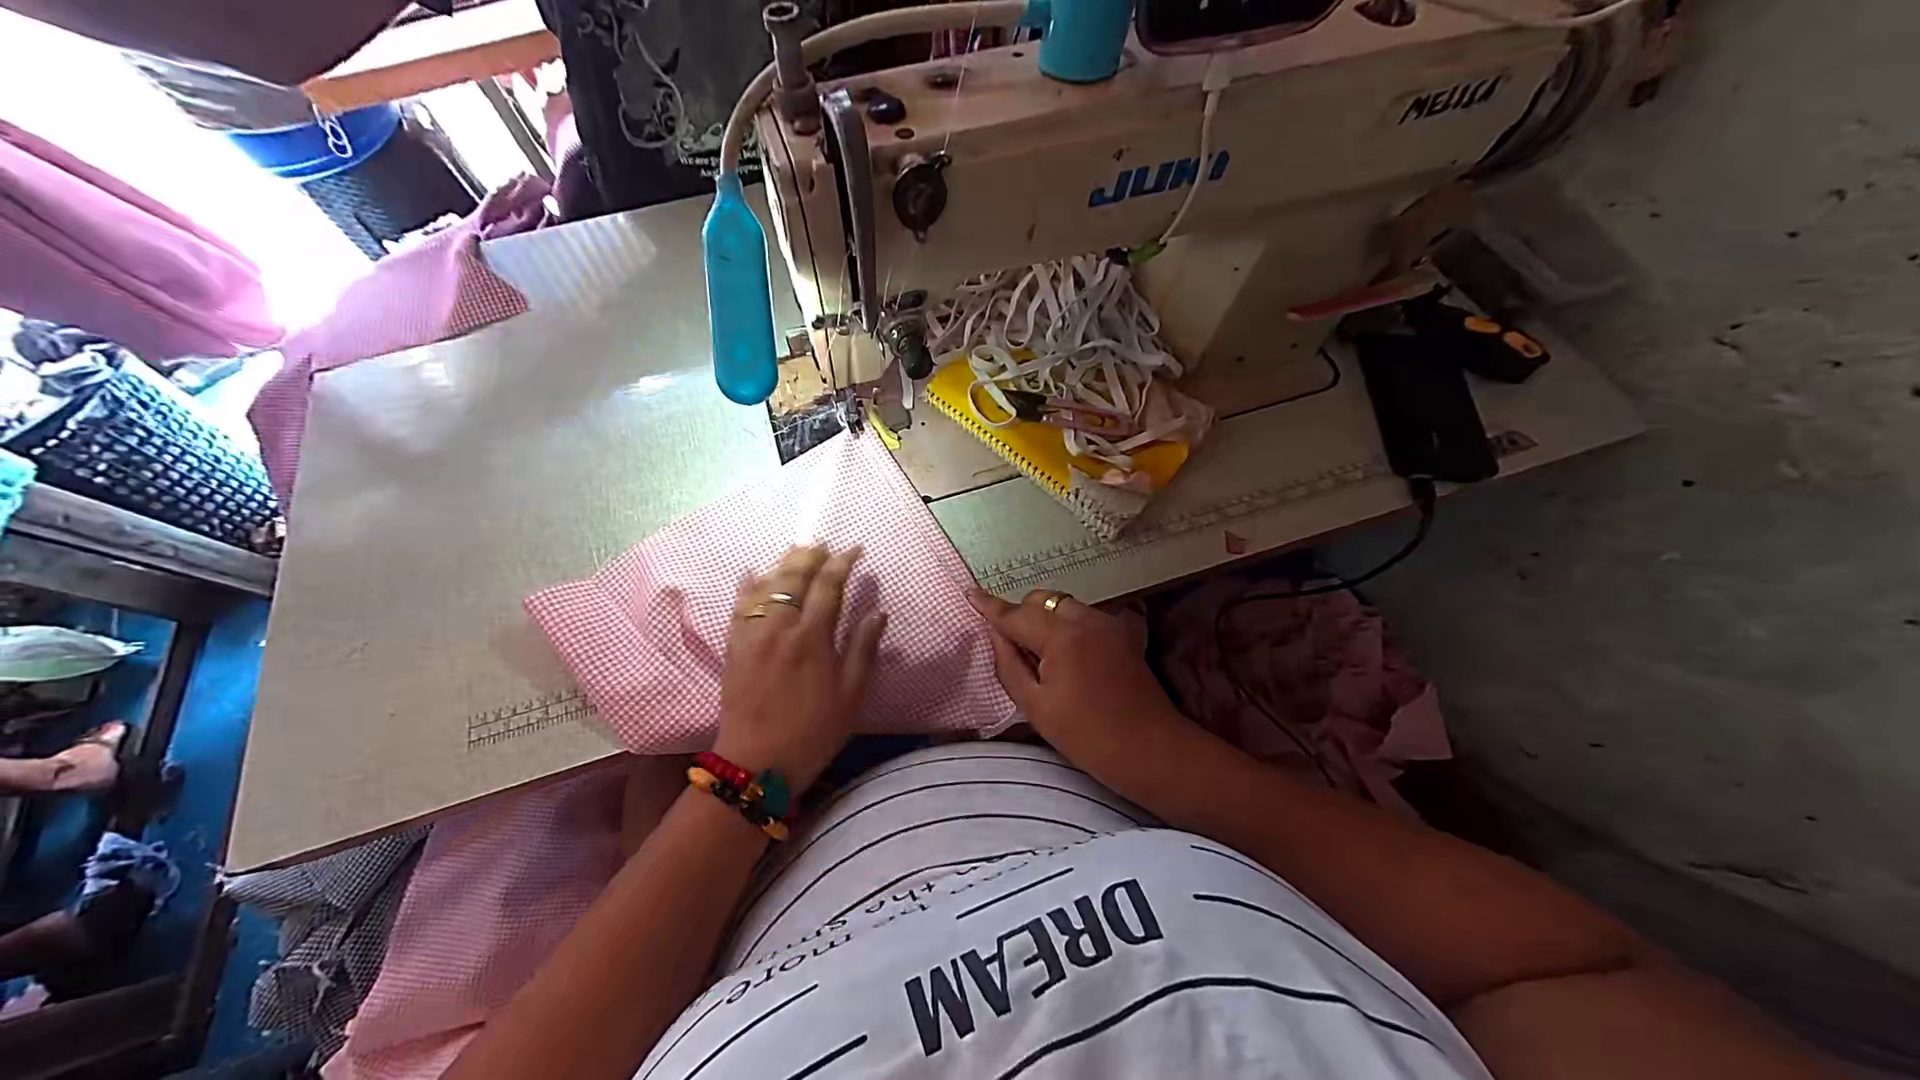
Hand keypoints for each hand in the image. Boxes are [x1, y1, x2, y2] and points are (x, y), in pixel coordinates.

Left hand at [715, 545, 886, 792]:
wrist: (757, 762)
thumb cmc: (814, 731)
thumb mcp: (851, 694)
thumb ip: (863, 649)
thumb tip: (877, 612)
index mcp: (813, 637)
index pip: (829, 585)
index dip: (843, 563)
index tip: (855, 550)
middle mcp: (780, 627)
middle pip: (795, 578)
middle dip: (811, 555)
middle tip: (823, 544)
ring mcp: (752, 635)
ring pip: (766, 586)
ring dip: (783, 564)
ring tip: (796, 551)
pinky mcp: (734, 647)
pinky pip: (738, 606)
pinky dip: (746, 586)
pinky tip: (752, 573)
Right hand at [967, 588, 1185, 763]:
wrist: (1150, 750)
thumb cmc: (1088, 736)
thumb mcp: (1036, 706)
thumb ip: (1009, 664)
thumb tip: (996, 634)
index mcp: (1062, 636)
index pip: (1016, 614)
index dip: (989, 606)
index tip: (970, 594)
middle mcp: (1087, 618)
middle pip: (1041, 601)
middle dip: (1022, 616)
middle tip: (1014, 651)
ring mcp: (1109, 622)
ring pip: (1063, 606)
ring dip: (1046, 621)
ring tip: (1044, 659)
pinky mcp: (1124, 632)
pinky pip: (1085, 616)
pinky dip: (1068, 626)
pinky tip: (1069, 656)